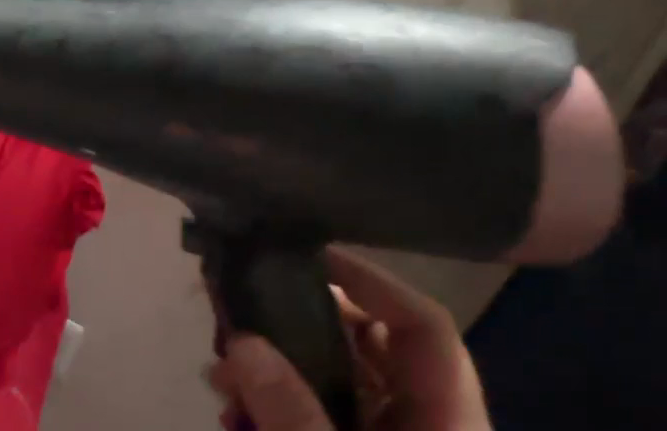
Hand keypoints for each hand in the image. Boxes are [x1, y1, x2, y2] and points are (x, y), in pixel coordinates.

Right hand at [210, 249, 489, 430]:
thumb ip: (293, 413)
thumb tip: (242, 339)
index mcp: (448, 422)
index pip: (425, 326)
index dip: (369, 281)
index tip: (298, 253)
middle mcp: (423, 422)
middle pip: (364, 343)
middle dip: (289, 324)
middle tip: (231, 314)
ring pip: (330, 378)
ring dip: (268, 369)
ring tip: (220, 379)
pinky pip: (316, 413)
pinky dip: (271, 404)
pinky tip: (234, 418)